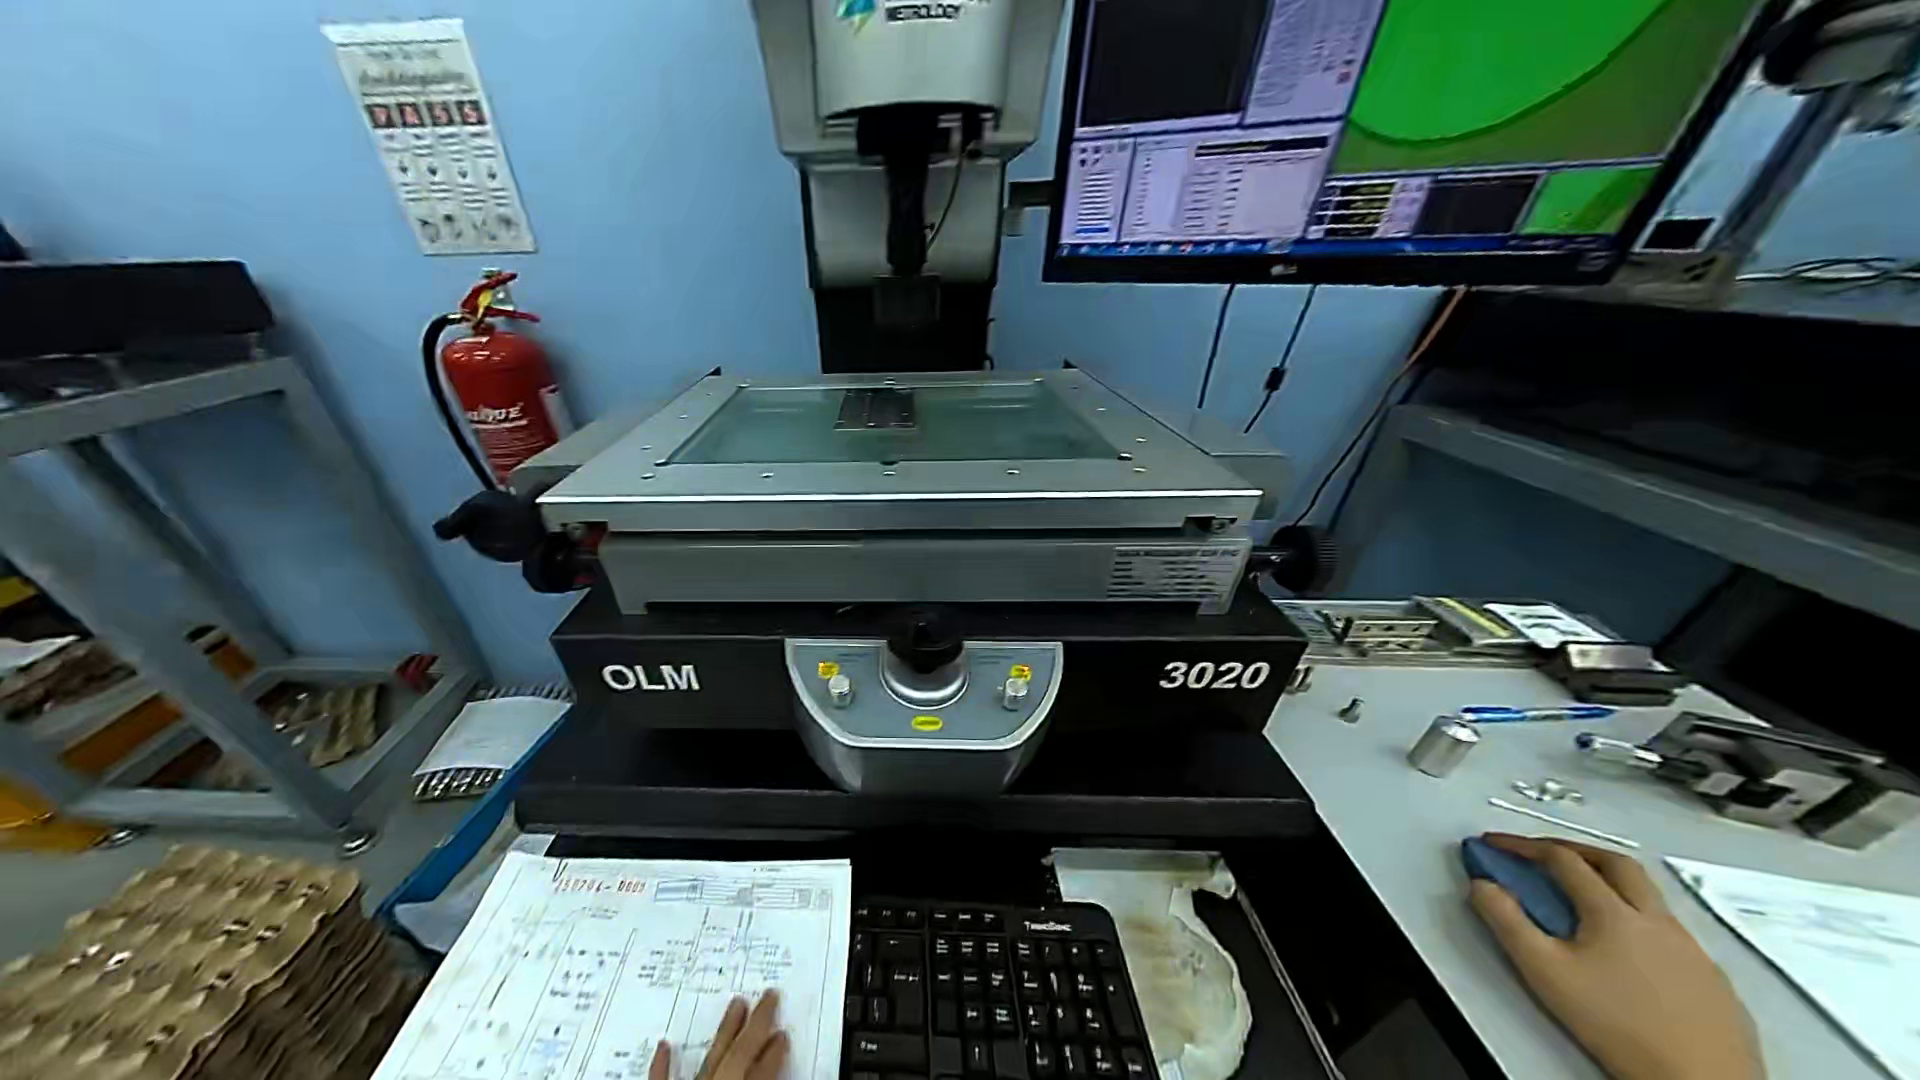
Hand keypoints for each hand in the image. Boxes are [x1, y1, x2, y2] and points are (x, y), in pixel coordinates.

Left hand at [648, 990, 788, 1079]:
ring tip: (737, 1002)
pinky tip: (664, 1045)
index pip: (761, 1070)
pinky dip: (661, 1065)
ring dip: (724, 1031)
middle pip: (738, 1052)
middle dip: (756, 1023)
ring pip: (708, 1058)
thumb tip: (794, 1071)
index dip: (775, 1053)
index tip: (783, 1033)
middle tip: (769, 994)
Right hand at [1468, 833, 1761, 1079]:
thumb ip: (1505, 920)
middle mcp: (1659, 922)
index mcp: (1615, 913)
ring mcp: (1695, 952)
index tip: (1495, 844)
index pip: (1562, 859)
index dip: (1522, 845)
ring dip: (1610, 881)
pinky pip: (1673, 932)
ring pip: (1651, 896)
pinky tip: (1629, 947)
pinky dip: (1640, 919)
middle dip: (1573, 848)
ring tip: (1583, 896)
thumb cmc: (1617, 1025)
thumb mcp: (1542, 970)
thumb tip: (1482, 884)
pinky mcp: (1717, 983)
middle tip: (1543, 852)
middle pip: (1615, 863)